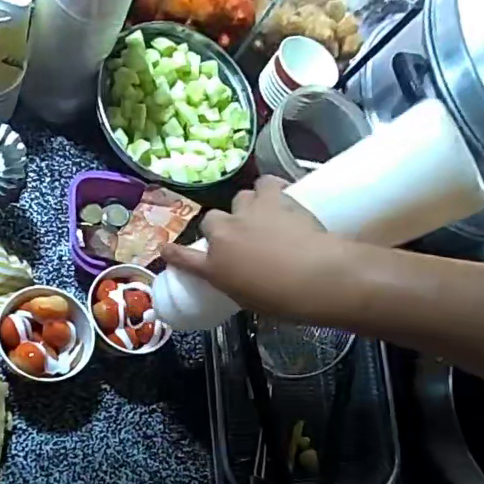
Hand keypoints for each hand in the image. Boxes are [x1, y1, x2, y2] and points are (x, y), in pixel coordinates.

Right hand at [160, 176, 360, 321]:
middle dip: (222, 225)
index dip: (173, 253)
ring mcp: (247, 214)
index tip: (167, 249)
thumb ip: (236, 282)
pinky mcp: (274, 198)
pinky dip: (271, 188)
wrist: (317, 277)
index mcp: (212, 267)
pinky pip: (266, 183)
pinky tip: (281, 195)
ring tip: (262, 213)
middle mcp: (223, 236)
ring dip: (247, 205)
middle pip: (212, 219)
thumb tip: (244, 274)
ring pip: (239, 197)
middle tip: (239, 235)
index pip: (181, 256)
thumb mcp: (247, 298)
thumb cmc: (283, 300)